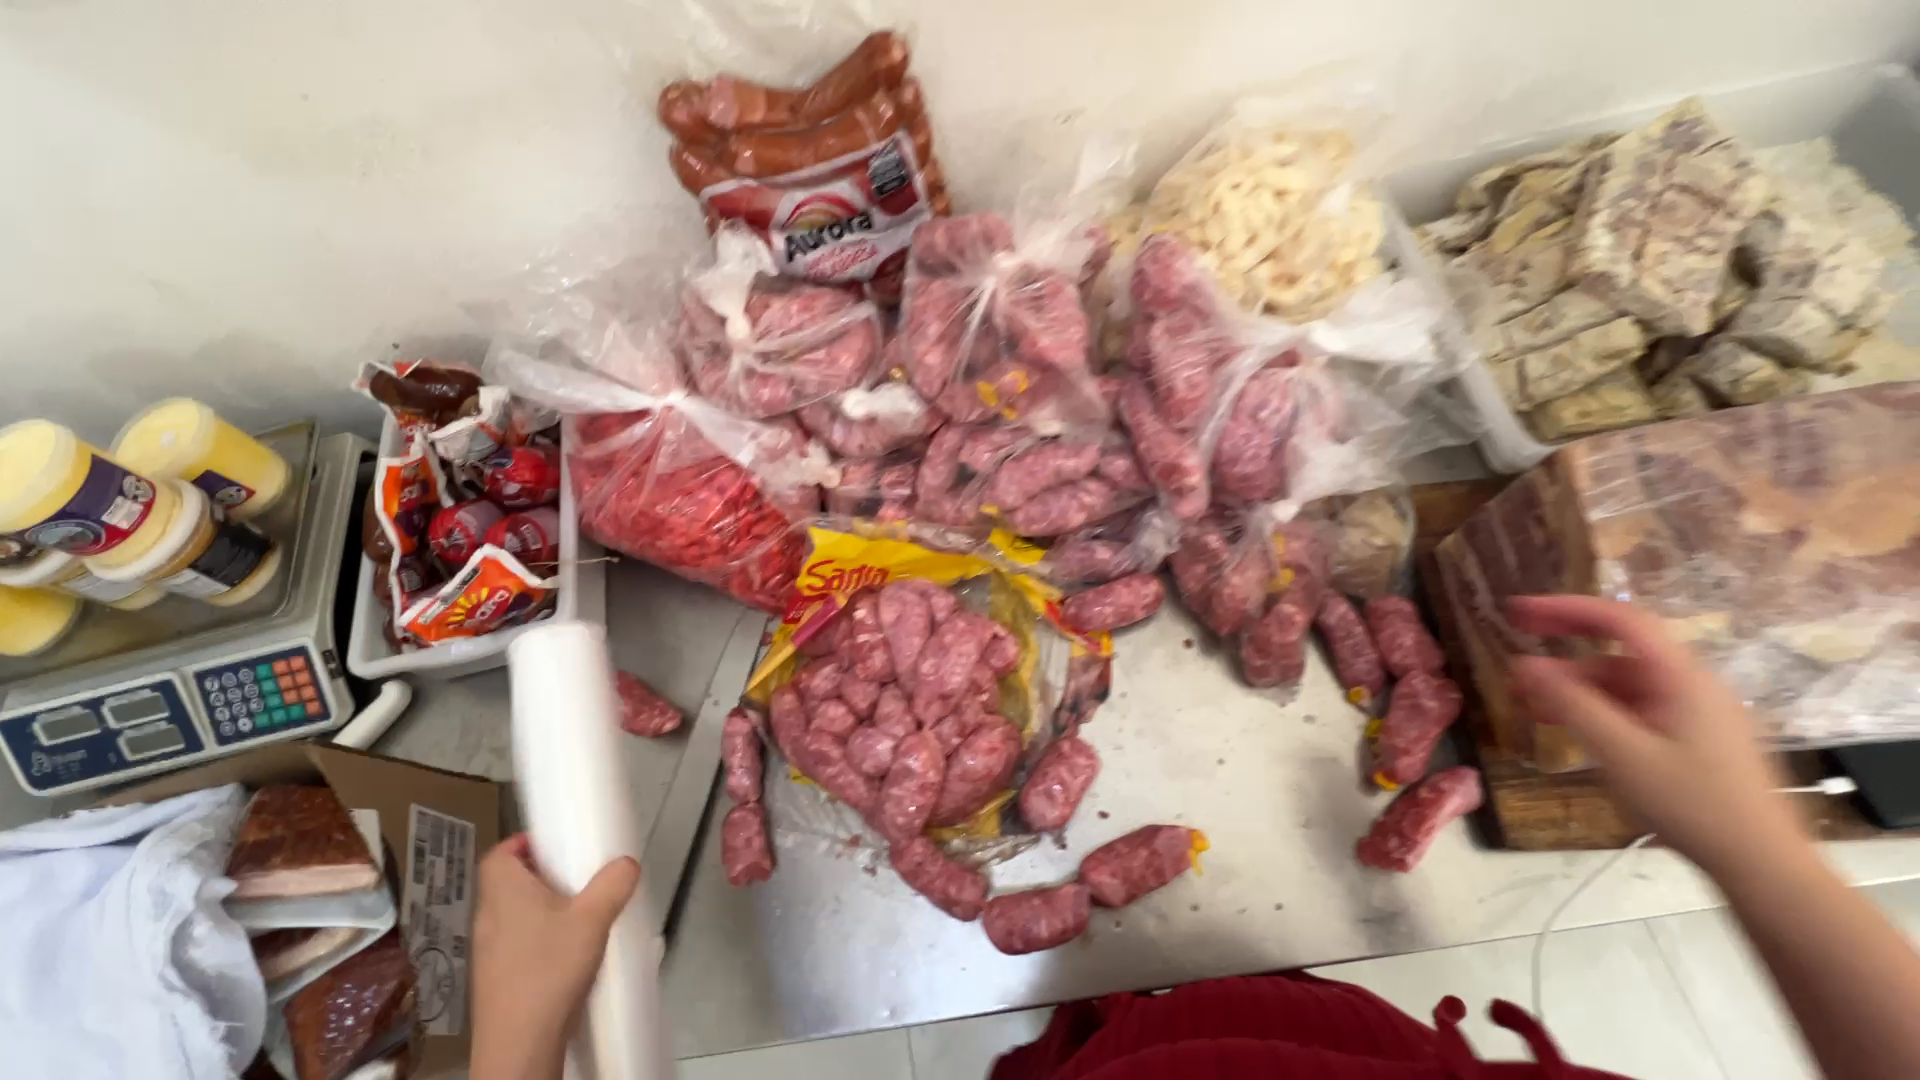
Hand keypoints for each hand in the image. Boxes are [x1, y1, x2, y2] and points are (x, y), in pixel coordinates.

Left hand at [471, 835, 639, 1079]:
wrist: (520, 1045)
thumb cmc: (550, 970)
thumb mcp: (594, 918)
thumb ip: (614, 884)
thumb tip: (626, 864)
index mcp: (504, 894)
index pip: (498, 854)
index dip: (522, 843)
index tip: (553, 844)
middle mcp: (488, 919)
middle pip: (508, 883)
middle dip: (542, 875)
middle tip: (577, 876)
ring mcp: (488, 954)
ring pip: (513, 916)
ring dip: (542, 909)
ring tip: (579, 913)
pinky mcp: (496, 982)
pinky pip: (517, 945)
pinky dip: (539, 940)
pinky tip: (568, 953)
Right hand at [1505, 595, 1805, 876]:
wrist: (1761, 865)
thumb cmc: (1692, 804)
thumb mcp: (1621, 753)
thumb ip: (1570, 704)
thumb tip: (1523, 664)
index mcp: (1681, 678)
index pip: (1620, 621)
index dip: (1565, 608)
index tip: (1516, 611)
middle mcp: (1688, 685)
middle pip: (1615, 653)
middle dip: (1560, 653)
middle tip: (1512, 659)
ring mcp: (1690, 712)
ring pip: (1618, 684)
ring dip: (1569, 688)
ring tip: (1523, 704)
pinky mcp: (1687, 737)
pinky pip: (1629, 708)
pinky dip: (1591, 710)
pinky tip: (1561, 727)